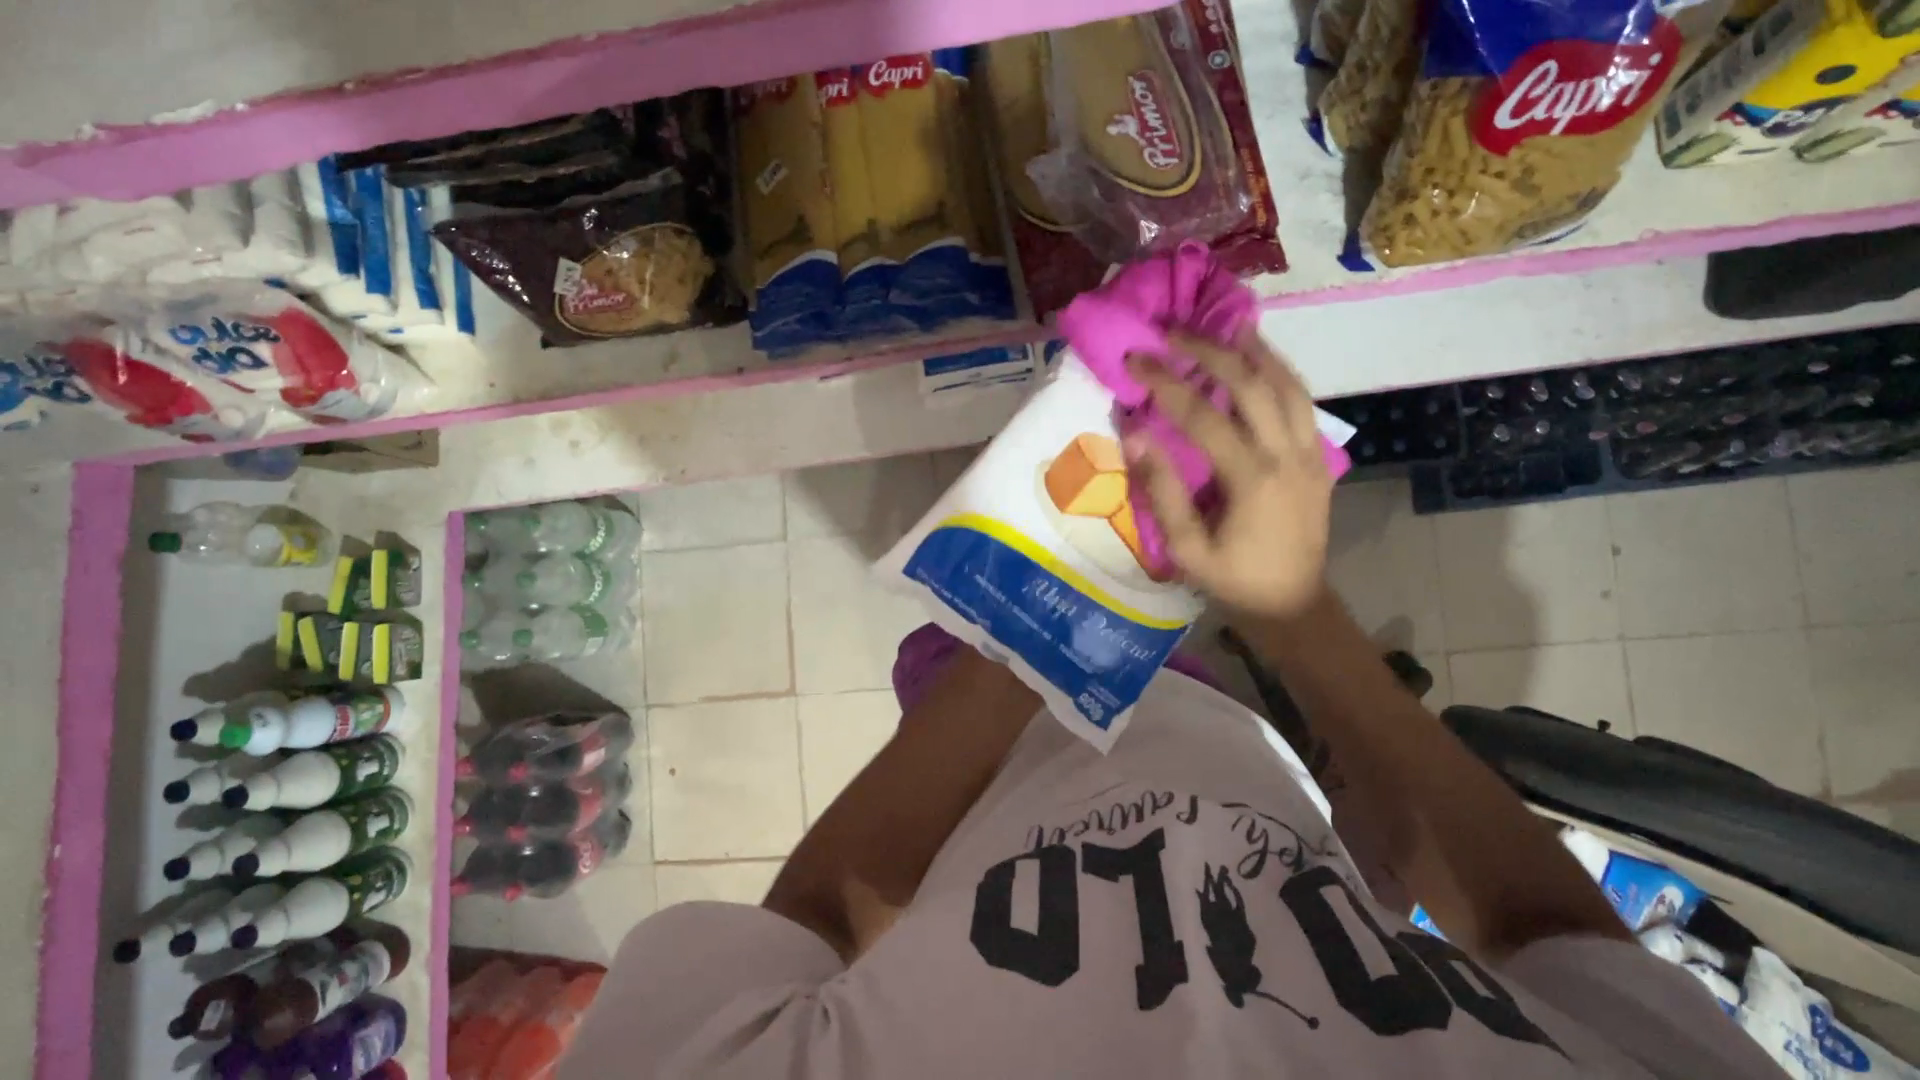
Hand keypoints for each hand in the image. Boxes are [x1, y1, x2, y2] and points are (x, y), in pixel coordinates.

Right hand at [1122, 330, 1332, 619]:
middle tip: (1172, 332)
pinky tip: (1260, 362)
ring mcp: (1310, 454)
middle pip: (1251, 383)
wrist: (1293, 606)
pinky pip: (1302, 403)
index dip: (1165, 382)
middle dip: (1209, 350)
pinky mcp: (1319, 460)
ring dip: (1254, 352)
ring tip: (1223, 329)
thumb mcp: (1186, 549)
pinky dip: (1280, 374)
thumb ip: (1162, 491)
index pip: (1203, 414)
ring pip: (1288, 384)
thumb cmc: (1233, 583)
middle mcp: (1287, 455)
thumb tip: (1135, 434)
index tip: (1135, 358)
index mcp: (1252, 479)